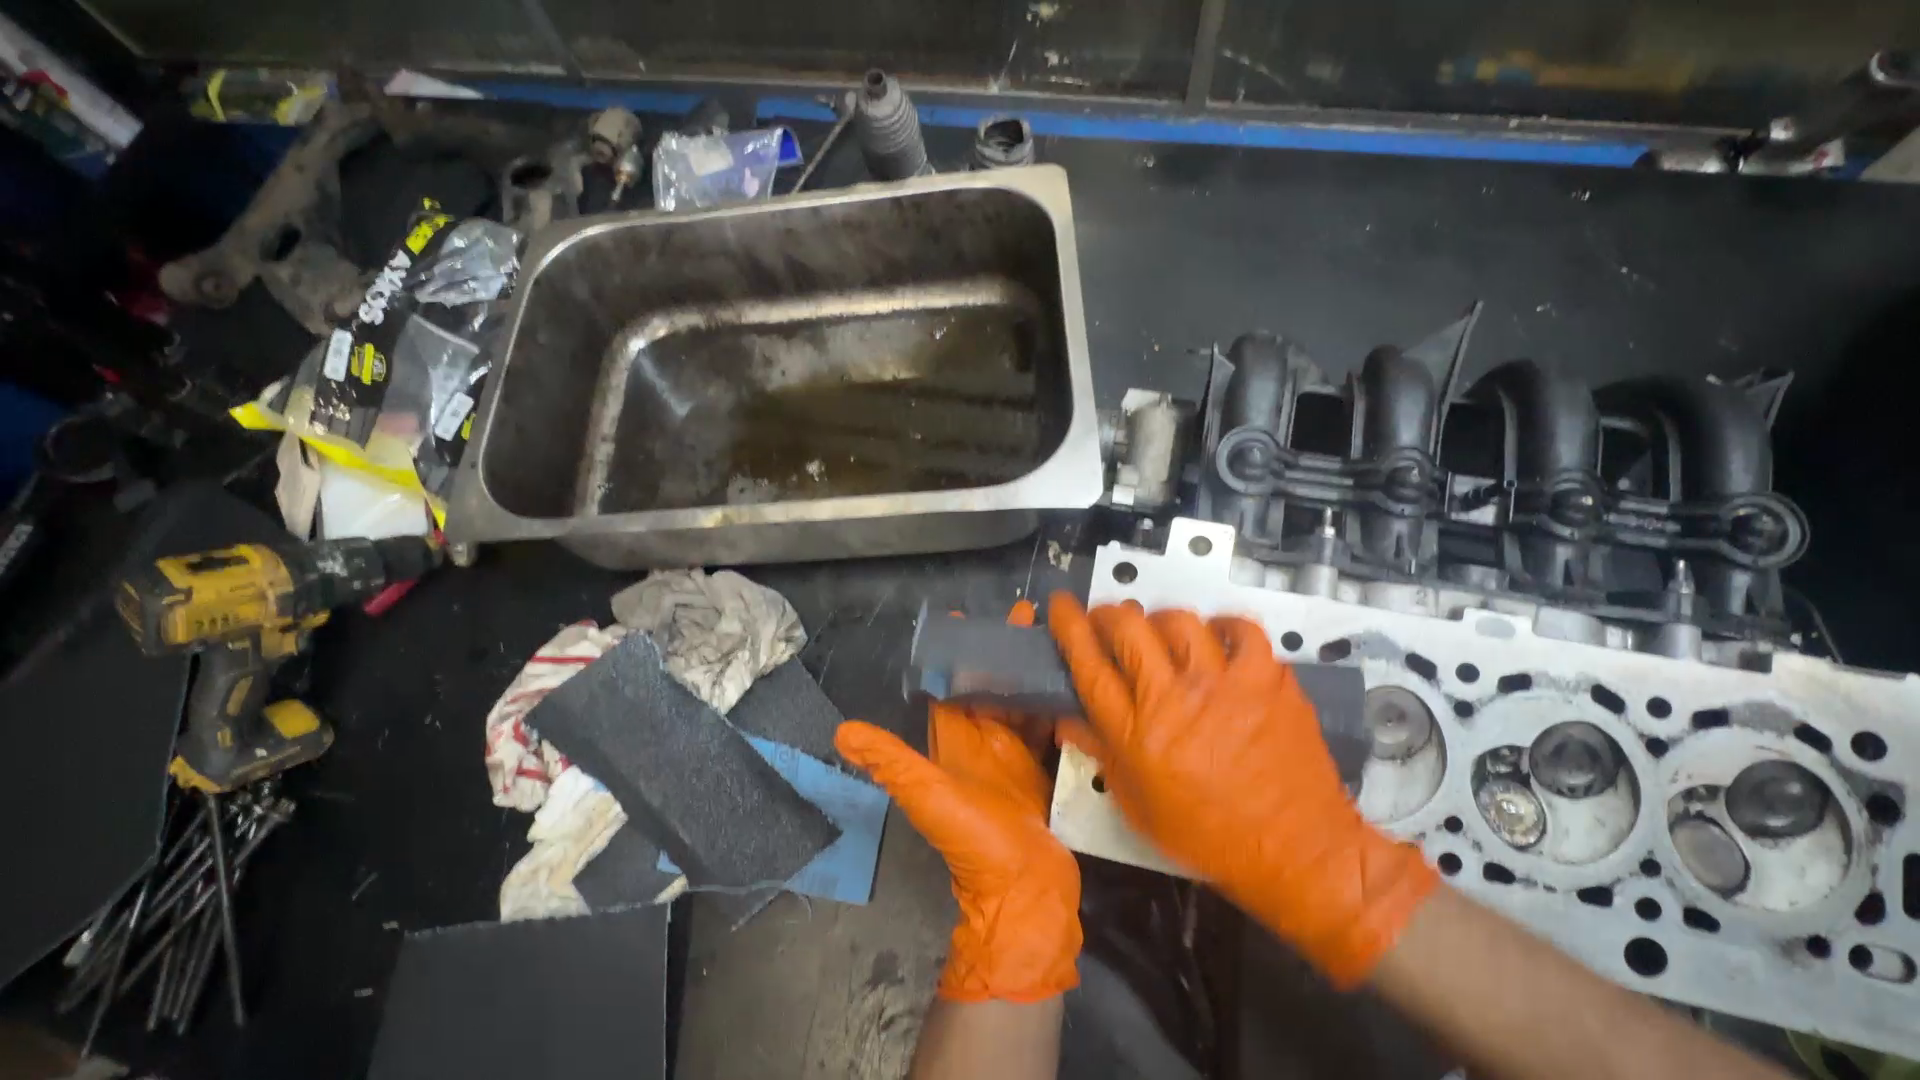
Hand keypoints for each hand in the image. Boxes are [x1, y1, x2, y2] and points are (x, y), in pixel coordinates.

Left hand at [836, 601, 1081, 1003]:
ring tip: (1050, 636)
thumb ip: (891, 762)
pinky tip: (1071, 679)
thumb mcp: (928, 796)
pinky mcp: (1042, 772)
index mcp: (953, 747)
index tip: (964, 619)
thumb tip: (841, 732)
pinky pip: (1045, 728)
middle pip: (988, 690)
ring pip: (1018, 704)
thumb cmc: (976, 841)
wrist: (1026, 888)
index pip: (948, 690)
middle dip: (1000, 654)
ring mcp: (1013, 760)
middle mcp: (981, 747)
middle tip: (1023, 614)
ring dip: (1028, 672)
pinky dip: (1053, 704)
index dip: (952, 656)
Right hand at [1046, 591, 1434, 987]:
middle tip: (1106, 619)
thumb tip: (1068, 720)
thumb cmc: (1208, 836)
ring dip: (1159, 619)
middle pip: (1128, 629)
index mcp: (1136, 733)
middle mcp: (1175, 698)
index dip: (1069, 627)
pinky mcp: (1266, 678)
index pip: (1089, 664)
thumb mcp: (1138, 807)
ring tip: (1159, 631)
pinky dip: (1221, 625)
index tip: (1061, 607)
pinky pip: (1239, 629)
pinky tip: (1214, 636)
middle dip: (1108, 614)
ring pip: (1179, 621)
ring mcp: (1224, 683)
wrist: (1294, 848)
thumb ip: (1102, 755)